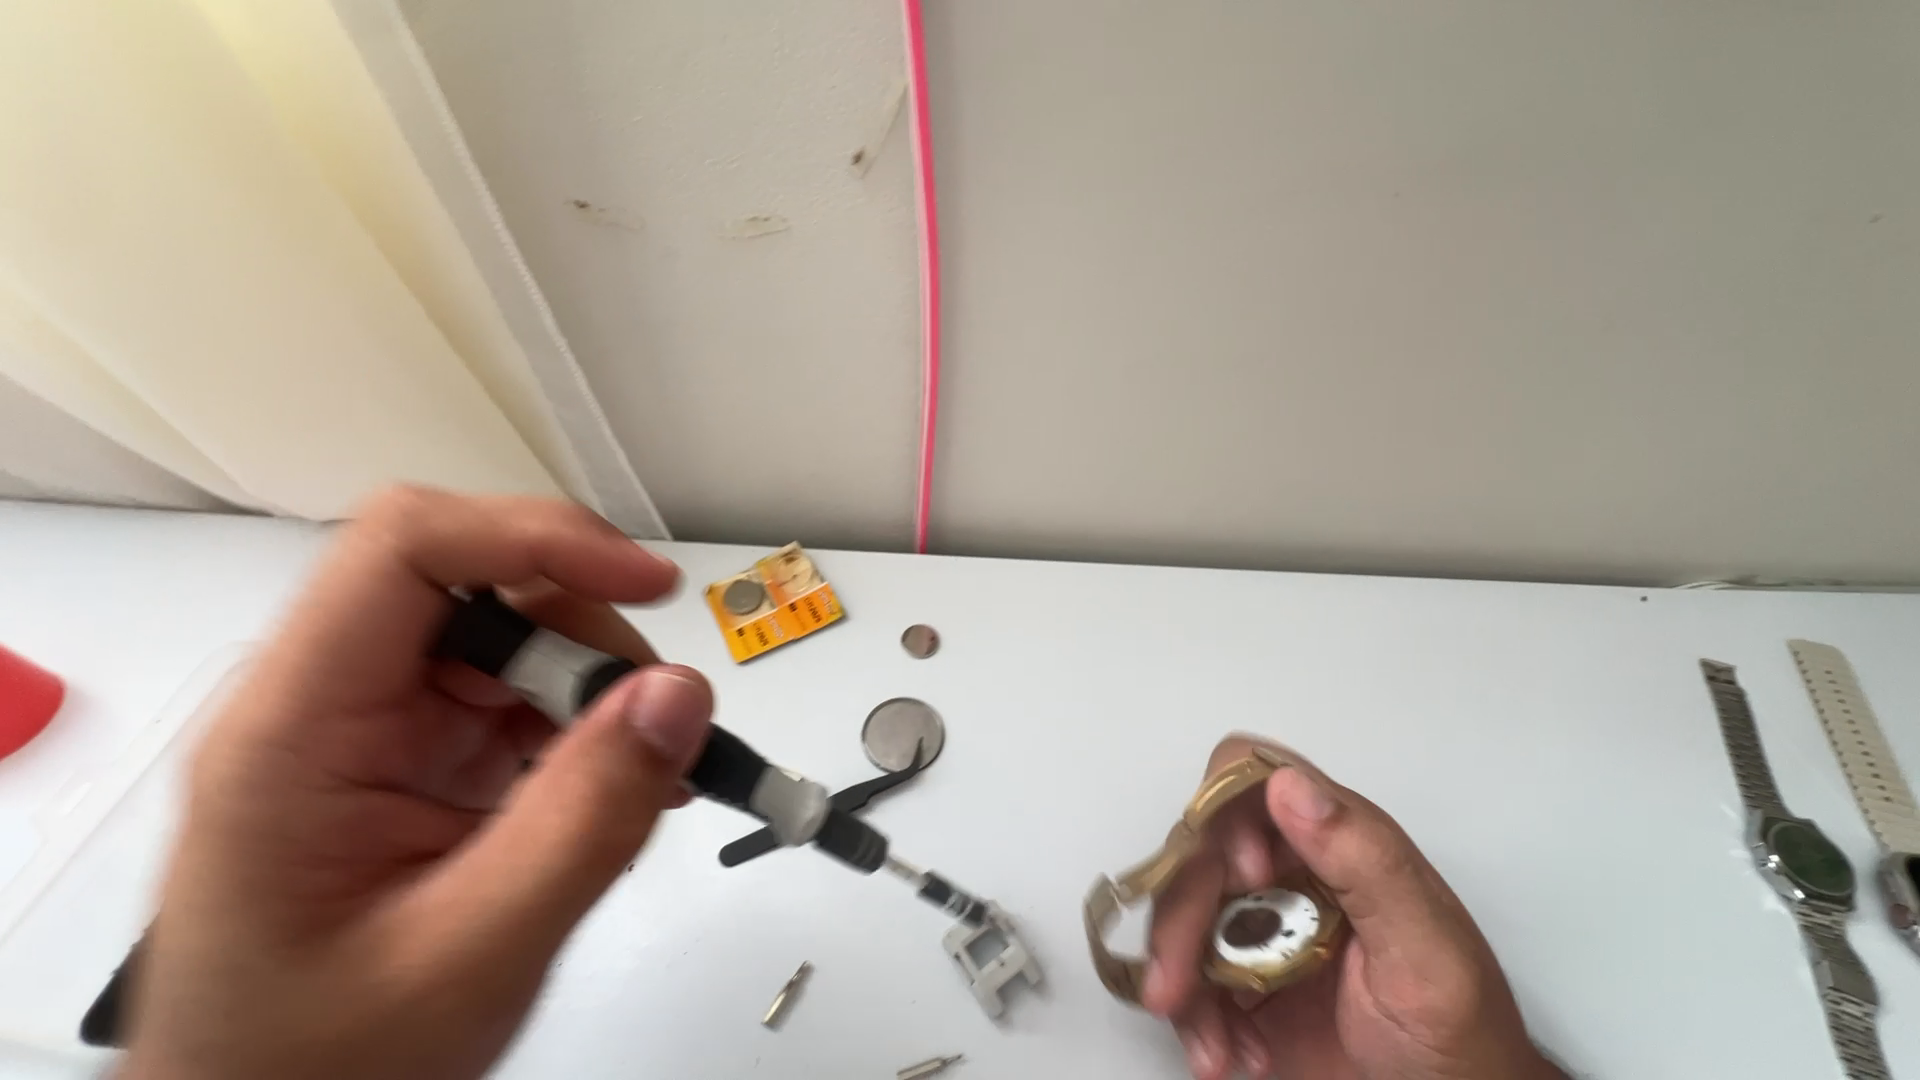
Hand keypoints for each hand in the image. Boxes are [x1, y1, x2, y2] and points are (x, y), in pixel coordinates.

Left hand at [122, 487, 714, 1079]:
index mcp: (297, 728)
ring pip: (521, 632)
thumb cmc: (328, 1066)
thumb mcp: (473, 953)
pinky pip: (530, 692)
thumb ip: (585, 820)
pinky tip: (624, 785)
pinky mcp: (428, 749)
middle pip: (483, 581)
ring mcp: (385, 722)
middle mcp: (335, 700)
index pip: (409, 549)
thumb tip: (680, 694)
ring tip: (645, 775)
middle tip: (656, 719)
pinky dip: (597, 723)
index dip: (539, 538)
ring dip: (603, 684)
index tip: (651, 586)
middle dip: (591, 633)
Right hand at [1145, 736, 1563, 1079]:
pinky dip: (1193, 1019)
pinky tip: (1226, 1057)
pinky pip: (1184, 973)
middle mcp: (1282, 865)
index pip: (1248, 776)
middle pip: (1196, 852)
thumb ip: (1367, 863)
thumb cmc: (1457, 1036)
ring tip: (1213, 1052)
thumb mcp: (1426, 951)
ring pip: (1177, 913)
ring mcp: (1253, 920)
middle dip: (1178, 919)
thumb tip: (1287, 782)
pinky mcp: (1235, 973)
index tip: (1243, 879)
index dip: (1224, 810)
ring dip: (1178, 980)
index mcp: (1330, 838)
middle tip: (1174, 990)